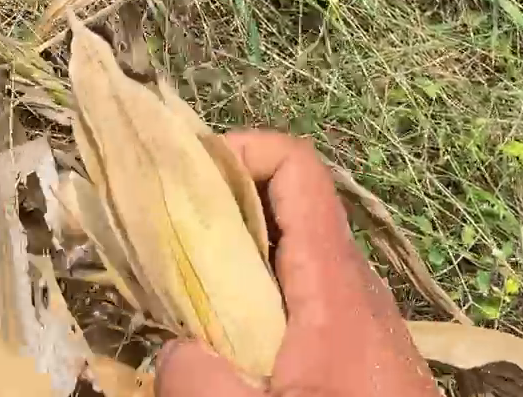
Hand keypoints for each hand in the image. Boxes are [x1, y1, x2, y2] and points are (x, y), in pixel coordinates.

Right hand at [158, 132, 441, 396]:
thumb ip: (201, 384)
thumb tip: (175, 351)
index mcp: (336, 283)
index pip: (298, 168)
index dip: (243, 150)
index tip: (188, 177)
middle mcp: (351, 285)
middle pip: (284, 204)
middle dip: (222, 203)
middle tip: (167, 230)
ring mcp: (355, 320)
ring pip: (287, 252)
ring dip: (233, 252)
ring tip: (184, 284)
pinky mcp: (352, 356)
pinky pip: (295, 296)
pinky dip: (252, 294)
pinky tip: (224, 340)